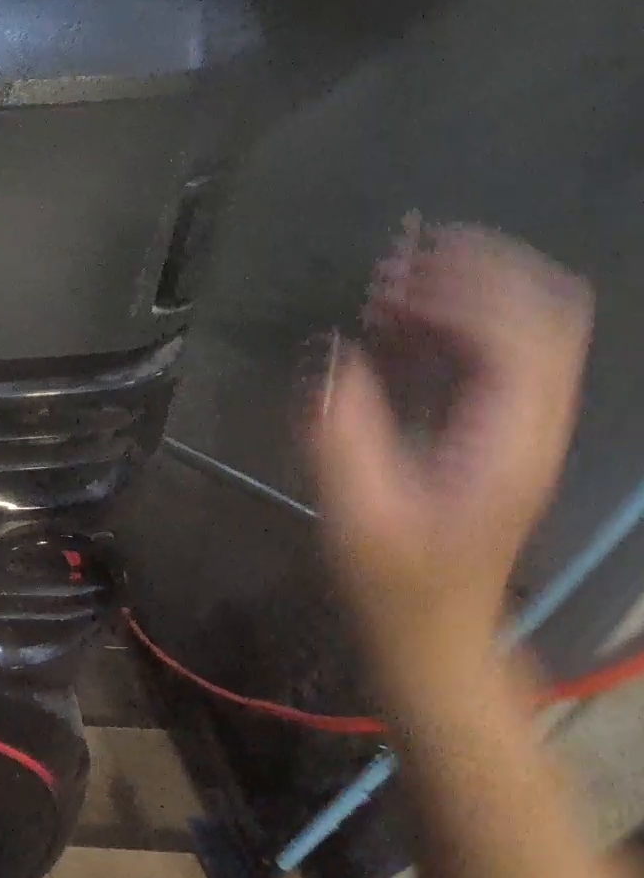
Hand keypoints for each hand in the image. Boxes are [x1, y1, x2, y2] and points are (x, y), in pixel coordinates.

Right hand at [308, 225, 592, 656]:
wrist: (434, 622)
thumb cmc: (395, 575)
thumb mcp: (357, 507)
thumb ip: (344, 429)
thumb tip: (331, 353)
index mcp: (511, 438)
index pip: (521, 336)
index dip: (465, 292)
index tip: (394, 278)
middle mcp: (532, 420)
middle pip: (545, 316)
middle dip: (480, 272)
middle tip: (403, 254)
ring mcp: (519, 421)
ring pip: (523, 325)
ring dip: (463, 290)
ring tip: (391, 278)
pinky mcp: (493, 425)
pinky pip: (489, 350)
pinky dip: (448, 320)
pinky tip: (394, 318)